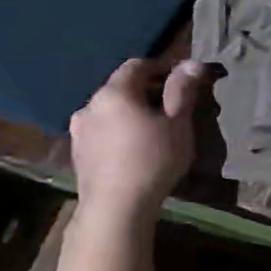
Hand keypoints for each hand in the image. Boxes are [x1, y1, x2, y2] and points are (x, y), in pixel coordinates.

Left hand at [69, 58, 208, 213]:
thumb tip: (193, 63)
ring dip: (132, 111)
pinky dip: (119, 128)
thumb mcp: (178, 122)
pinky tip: (134, 147)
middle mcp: (90, 104)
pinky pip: (102, 128)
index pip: (137, 65)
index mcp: (115, 92)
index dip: (162, 67)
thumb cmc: (154, 159)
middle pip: (122, 86)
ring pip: (110, 109)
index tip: (184, 80)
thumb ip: (183, 90)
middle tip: (173, 107)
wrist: (116, 207)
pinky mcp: (77, 151)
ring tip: (154, 129)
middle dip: (148, 90)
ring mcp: (79, 129)